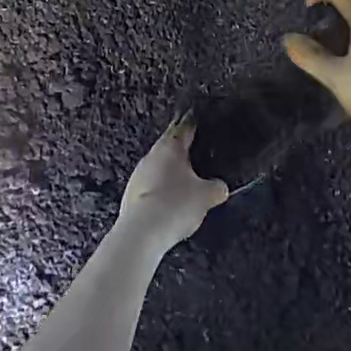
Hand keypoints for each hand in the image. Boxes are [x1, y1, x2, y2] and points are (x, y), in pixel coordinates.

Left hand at [116, 118, 229, 249]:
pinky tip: (170, 202)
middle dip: (182, 151)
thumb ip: (217, 187)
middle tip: (197, 154)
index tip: (197, 118)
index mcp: (170, 147)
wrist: (143, 232)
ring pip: (159, 167)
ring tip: (186, 182)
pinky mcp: (131, 194)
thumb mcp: (208, 195)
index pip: (184, 126)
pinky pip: (151, 186)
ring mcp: (138, 175)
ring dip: (170, 172)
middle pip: (169, 147)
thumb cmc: (177, 204)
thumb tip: (219, 187)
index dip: (192, 122)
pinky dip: (161, 189)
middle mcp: (151, 156)